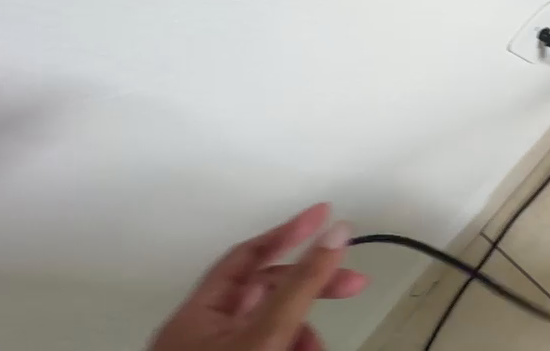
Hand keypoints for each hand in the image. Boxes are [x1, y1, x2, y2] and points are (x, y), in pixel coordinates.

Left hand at [151, 203, 368, 350]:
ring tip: (318, 347)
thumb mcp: (269, 333)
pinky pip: (269, 347)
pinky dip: (293, 347)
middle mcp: (200, 334)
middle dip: (311, 288)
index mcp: (196, 317)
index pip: (247, 256)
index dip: (288, 231)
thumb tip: (338, 229)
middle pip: (266, 290)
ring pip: (271, 324)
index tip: (327, 213)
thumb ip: (303, 282)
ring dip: (304, 329)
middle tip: (353, 284)